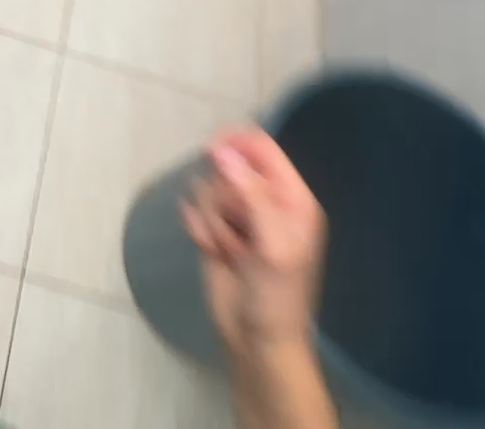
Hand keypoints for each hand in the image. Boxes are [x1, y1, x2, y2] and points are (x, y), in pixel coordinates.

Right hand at [181, 128, 325, 362]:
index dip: (235, 143)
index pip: (261, 148)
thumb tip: (219, 150)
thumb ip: (251, 193)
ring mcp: (238, 215)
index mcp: (292, 198)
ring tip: (228, 249)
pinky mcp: (214, 229)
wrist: (255, 341)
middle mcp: (265, 200)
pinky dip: (198, 229)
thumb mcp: (275, 244)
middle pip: (227, 167)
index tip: (210, 151)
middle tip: (236, 230)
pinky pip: (193, 209)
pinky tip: (211, 251)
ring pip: (207, 188)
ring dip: (212, 218)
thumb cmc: (277, 295)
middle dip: (223, 197)